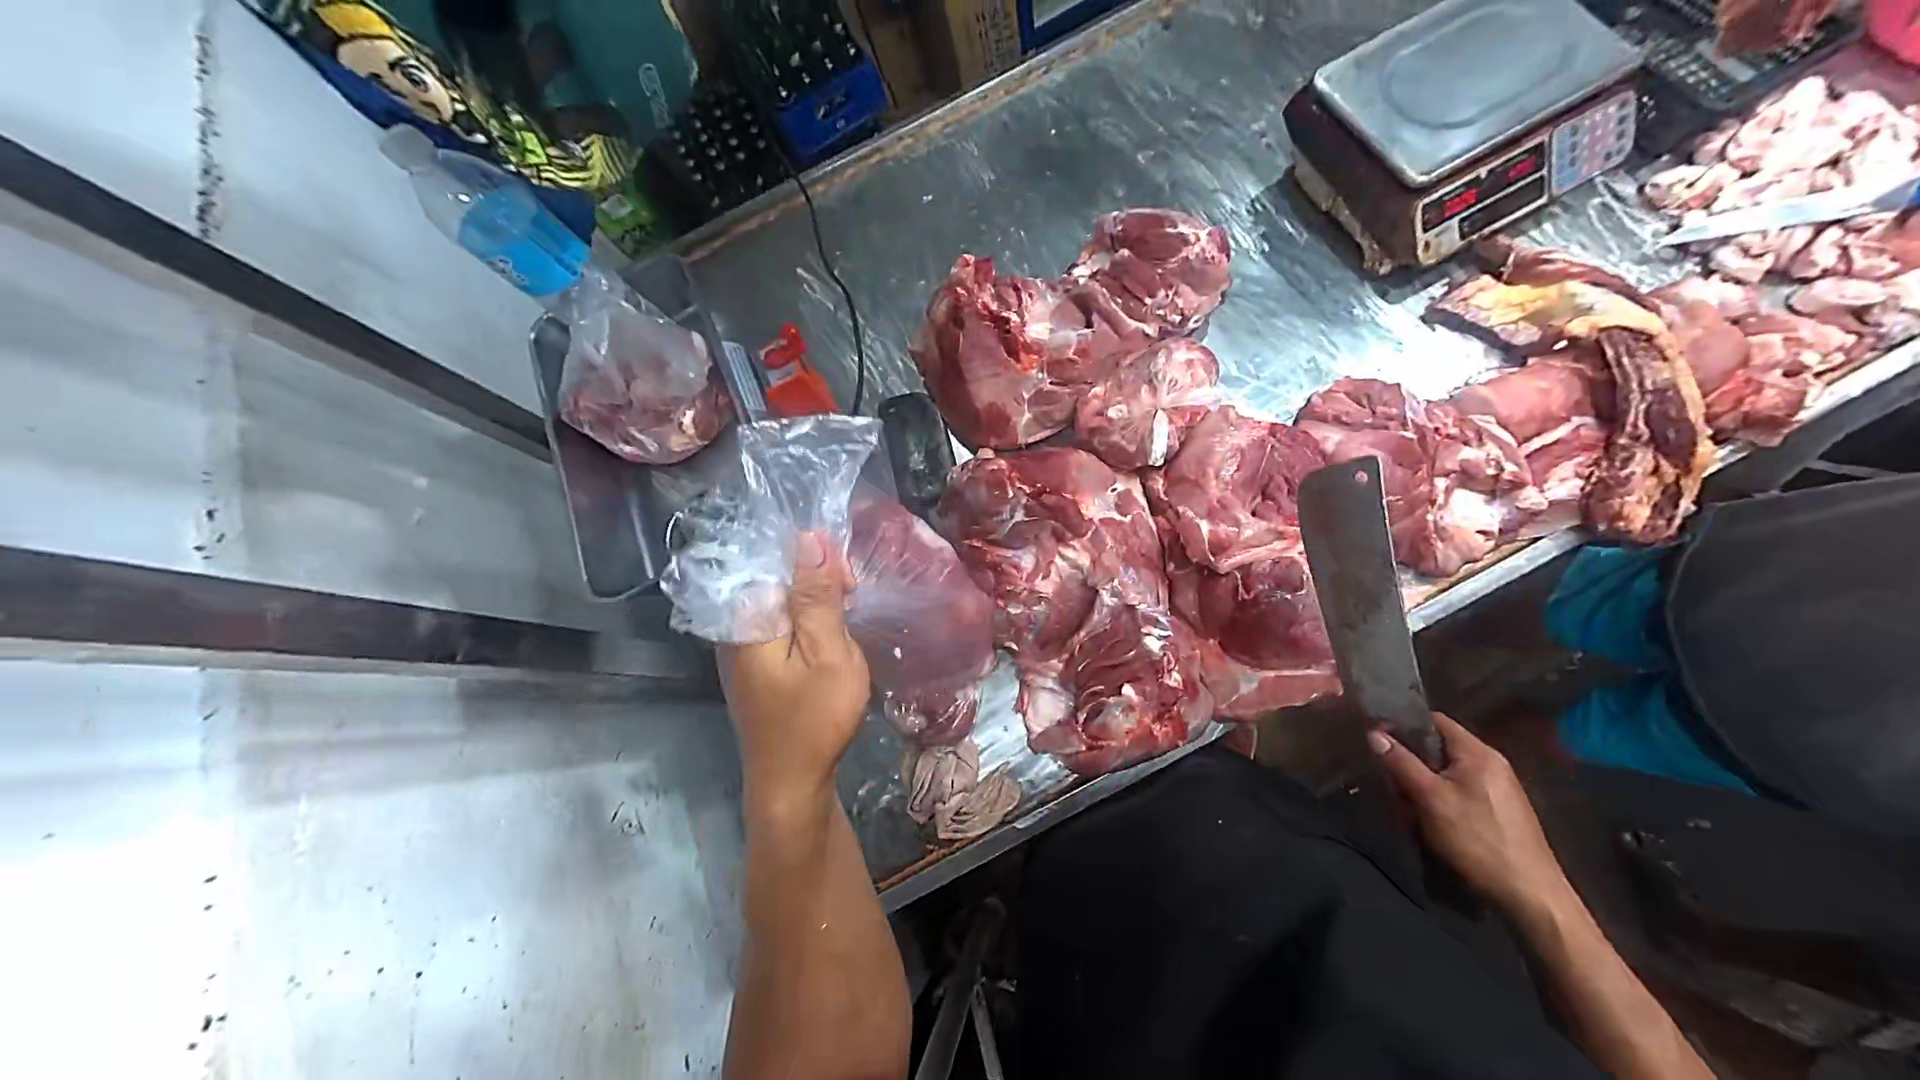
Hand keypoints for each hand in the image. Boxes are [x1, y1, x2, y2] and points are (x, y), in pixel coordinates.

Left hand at [719, 531, 871, 816]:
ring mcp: (740, 645)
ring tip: (845, 620)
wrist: (791, 782)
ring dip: (816, 602)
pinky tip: (828, 635)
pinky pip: (780, 622)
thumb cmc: (813, 719)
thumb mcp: (827, 653)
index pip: (776, 558)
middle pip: (776, 576)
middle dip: (818, 581)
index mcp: (746, 618)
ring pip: (781, 600)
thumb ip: (817, 596)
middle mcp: (734, 625)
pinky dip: (806, 622)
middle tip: (853, 603)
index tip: (850, 584)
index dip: (817, 559)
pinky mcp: (753, 660)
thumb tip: (808, 537)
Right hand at [1370, 712, 1572, 917]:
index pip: (1433, 720)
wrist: (1530, 896)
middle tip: (1392, 785)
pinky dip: (1438, 801)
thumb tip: (1373, 733)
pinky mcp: (1498, 811)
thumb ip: (1400, 762)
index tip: (1377, 739)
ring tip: (1409, 810)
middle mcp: (1491, 763)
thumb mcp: (1429, 798)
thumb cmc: (1477, 840)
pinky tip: (1430, 823)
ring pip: (1444, 773)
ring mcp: (1498, 788)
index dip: (1402, 725)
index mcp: (1478, 753)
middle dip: (1410, 764)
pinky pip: (1458, 792)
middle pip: (1437, 748)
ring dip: (1421, 787)